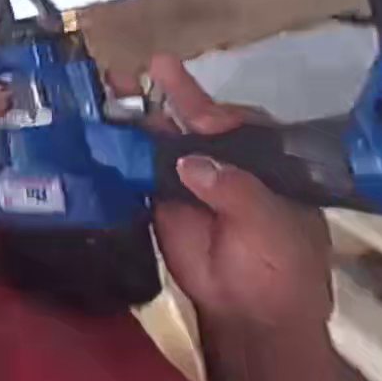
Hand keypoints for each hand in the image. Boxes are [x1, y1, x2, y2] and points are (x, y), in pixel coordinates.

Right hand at [134, 56, 334, 330]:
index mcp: (259, 156)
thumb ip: (236, 191)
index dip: (216, 114)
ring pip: (164, 133)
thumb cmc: (279, 267)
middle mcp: (222, 156)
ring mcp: (189, 172)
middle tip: (157, 64)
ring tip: (116, 79)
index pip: (237, 122)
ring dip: (140, 108)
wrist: (249, 316)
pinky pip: (139, 163)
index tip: (199, 117)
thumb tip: (191, 164)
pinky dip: (121, 144)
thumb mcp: (271, 226)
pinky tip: (102, 122)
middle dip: (174, 90)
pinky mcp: (159, 192)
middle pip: (195, 116)